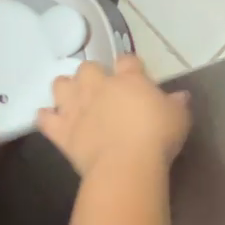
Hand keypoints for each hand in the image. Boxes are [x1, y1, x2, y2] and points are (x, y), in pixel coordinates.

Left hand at [36, 56, 190, 175]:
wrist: (126, 164)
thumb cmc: (157, 137)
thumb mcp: (179, 118)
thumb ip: (177, 104)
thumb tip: (180, 95)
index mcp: (129, 79)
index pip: (127, 60)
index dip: (130, 64)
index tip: (134, 72)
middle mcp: (98, 87)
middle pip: (88, 67)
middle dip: (92, 74)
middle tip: (101, 88)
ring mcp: (76, 107)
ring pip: (60, 85)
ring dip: (66, 88)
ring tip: (74, 98)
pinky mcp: (61, 130)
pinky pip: (44, 118)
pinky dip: (46, 116)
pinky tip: (50, 118)